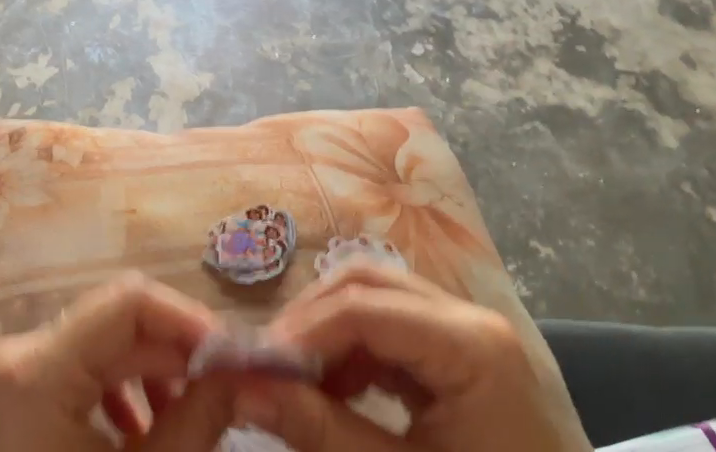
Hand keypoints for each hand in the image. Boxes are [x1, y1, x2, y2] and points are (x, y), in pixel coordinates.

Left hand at [0, 273, 237, 451]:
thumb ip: (199, 417)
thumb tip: (245, 370)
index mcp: (36, 369)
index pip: (128, 302)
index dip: (189, 318)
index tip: (234, 355)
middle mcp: (15, 353)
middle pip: (116, 322)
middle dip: (177, 350)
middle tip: (228, 383)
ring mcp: (9, 373)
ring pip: (101, 344)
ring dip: (152, 371)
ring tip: (191, 412)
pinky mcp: (14, 394)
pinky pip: (77, 369)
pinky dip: (119, 389)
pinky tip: (146, 427)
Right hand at [234, 264, 565, 451]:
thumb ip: (323, 432)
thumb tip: (243, 392)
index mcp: (470, 344)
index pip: (364, 306)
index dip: (301, 331)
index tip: (253, 367)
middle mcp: (472, 318)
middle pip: (370, 282)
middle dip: (311, 320)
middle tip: (268, 367)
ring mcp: (473, 333)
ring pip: (380, 300)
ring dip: (331, 334)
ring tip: (297, 384)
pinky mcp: (467, 356)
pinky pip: (398, 331)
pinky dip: (358, 354)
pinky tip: (336, 394)